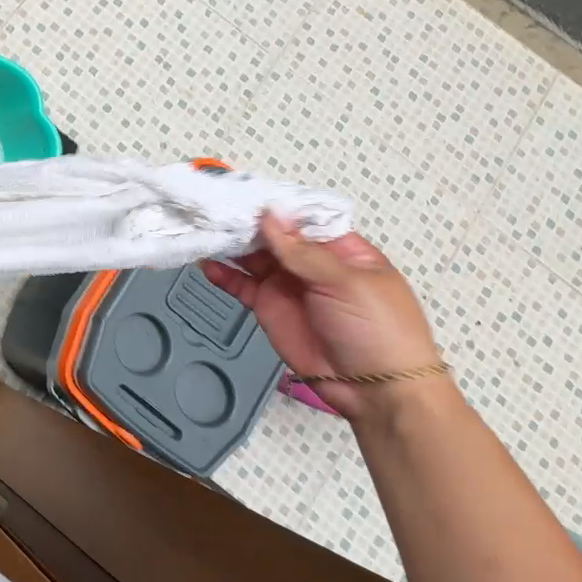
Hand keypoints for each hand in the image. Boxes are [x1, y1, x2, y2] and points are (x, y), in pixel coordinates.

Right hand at [202, 214, 443, 421]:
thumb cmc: (378, 330)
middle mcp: (311, 263)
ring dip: (229, 245)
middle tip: (211, 209)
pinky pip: (241, 285)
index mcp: (340, 250)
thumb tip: (270, 213)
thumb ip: (302, 250)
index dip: (273, 206)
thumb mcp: (346, 283)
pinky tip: (207, 265)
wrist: (375, 390)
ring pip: (251, 257)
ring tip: (202, 231)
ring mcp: (288, 284)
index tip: (240, 191)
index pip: (301, 219)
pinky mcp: (269, 306)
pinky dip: (223, 275)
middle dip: (244, 223)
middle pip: (271, 235)